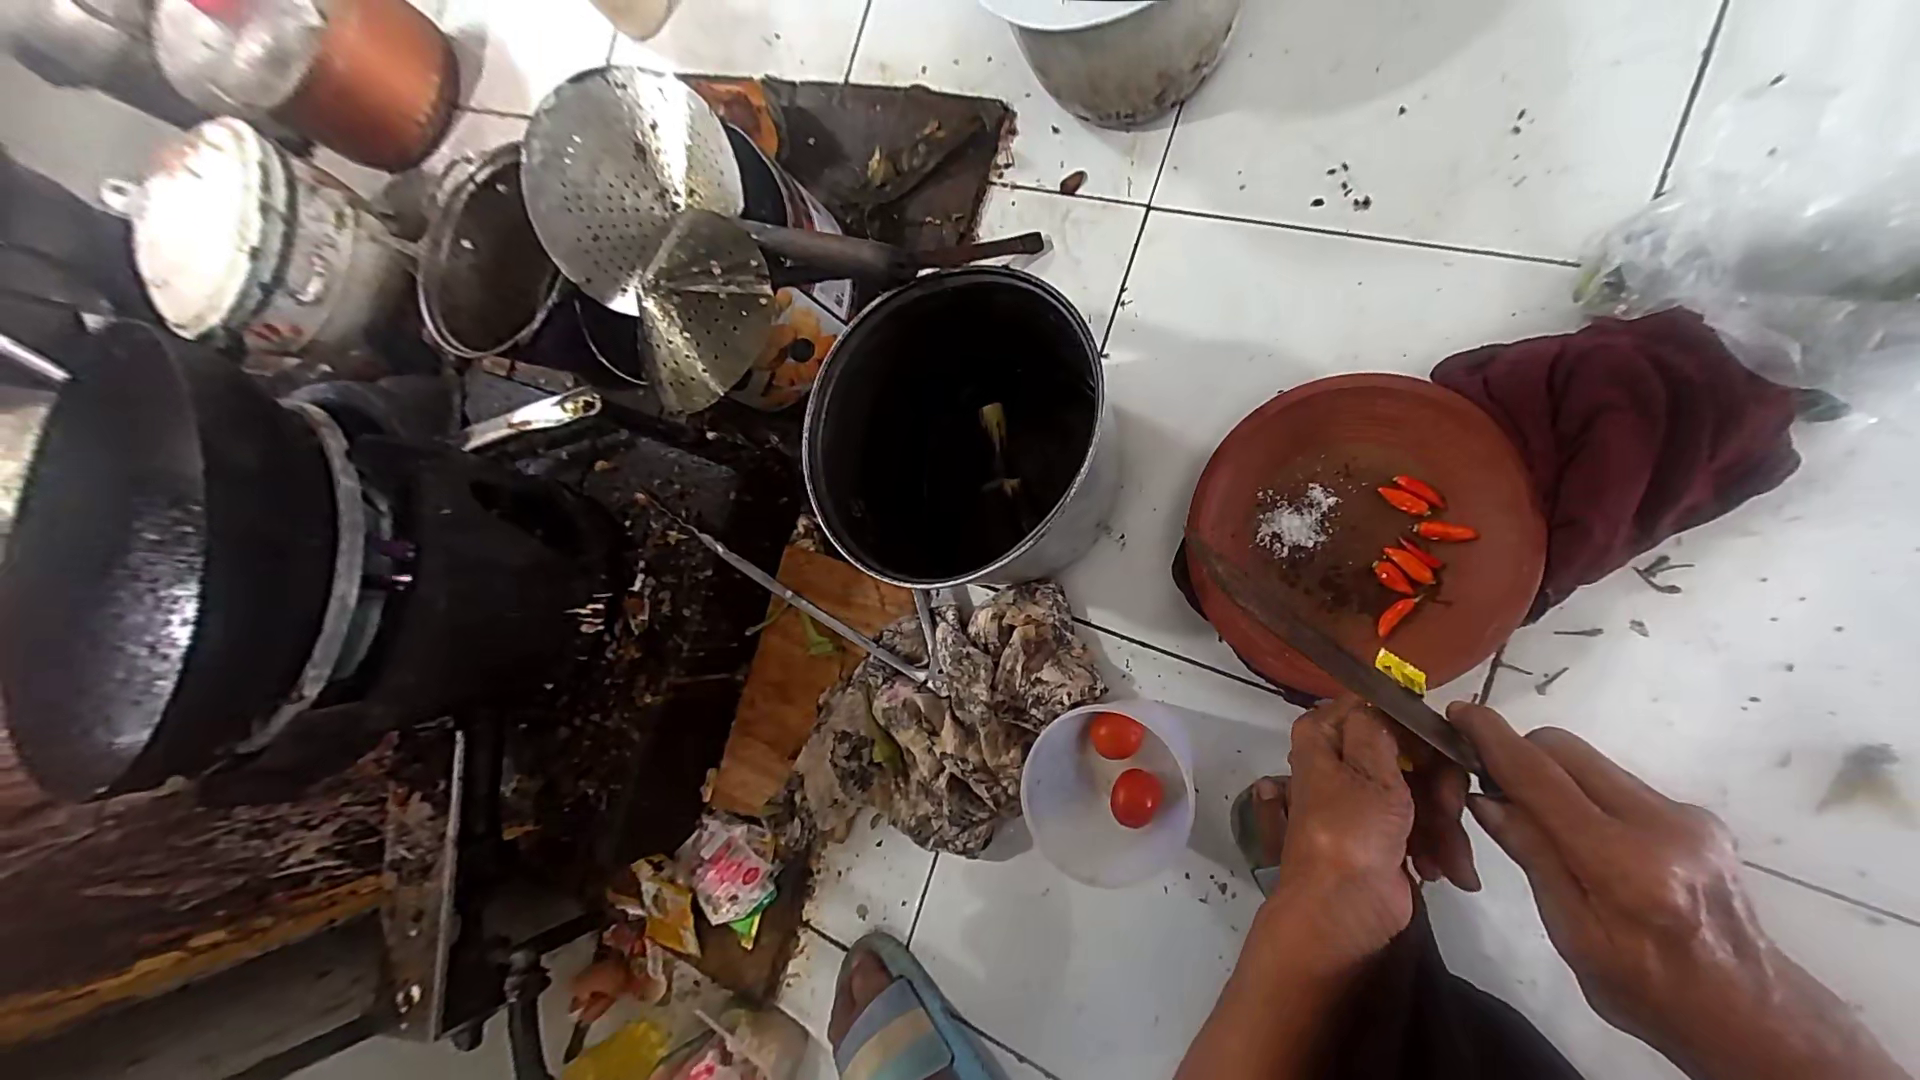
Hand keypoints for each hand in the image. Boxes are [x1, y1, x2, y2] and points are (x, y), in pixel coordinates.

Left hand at [1266, 697, 1477, 972]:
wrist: (1345, 907)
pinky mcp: (1389, 828)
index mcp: (1323, 735)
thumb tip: (1384, 695)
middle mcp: (1341, 757)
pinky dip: (1438, 846)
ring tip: (1443, 855)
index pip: (1375, 706)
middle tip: (1446, 810)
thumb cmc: (1351, 832)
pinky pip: (1426, 821)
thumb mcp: (1369, 771)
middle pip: (1409, 749)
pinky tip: (1441, 870)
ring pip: (1424, 787)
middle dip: (1437, 785)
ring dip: (1443, 823)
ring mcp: (1366, 794)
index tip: (1444, 748)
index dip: (1413, 725)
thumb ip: (1379, 728)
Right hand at [1450, 701, 1907, 1079]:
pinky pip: (1613, 780)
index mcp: (1623, 864)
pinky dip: (1579, 789)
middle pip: (1563, 750)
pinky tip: (1579, 831)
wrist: (1760, 1022)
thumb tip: (1484, 798)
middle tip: (1488, 783)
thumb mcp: (1571, 933)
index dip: (1491, 737)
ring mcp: (1688, 819)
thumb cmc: (1647, 990)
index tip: (1458, 712)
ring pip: (1588, 761)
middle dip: (1517, 752)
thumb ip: (1532, 857)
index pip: (1539, 775)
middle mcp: (1662, 827)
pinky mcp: (1699, 819)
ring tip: (1532, 814)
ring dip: (1547, 772)